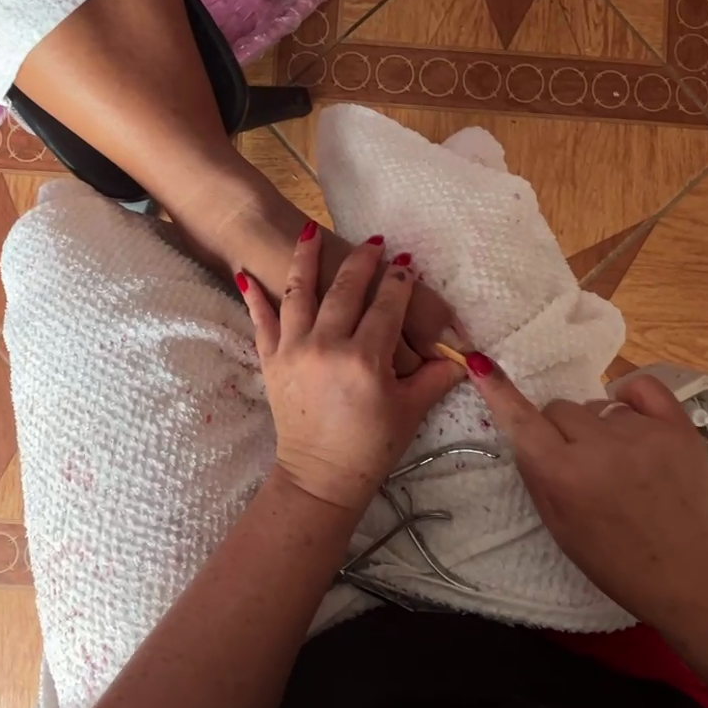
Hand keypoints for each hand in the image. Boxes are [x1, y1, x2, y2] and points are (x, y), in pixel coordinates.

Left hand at [238, 222, 465, 511]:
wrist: (320, 477)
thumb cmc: (371, 447)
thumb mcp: (410, 411)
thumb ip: (435, 377)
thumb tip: (463, 356)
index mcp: (365, 358)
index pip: (387, 306)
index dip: (400, 282)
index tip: (407, 263)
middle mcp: (327, 345)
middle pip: (345, 289)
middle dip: (362, 261)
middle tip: (374, 242)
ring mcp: (294, 350)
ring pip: (299, 292)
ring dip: (305, 258)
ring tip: (308, 231)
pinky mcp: (271, 360)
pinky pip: (261, 321)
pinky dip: (253, 297)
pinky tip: (245, 272)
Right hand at [469, 357, 707, 621]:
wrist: (687, 575)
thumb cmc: (610, 556)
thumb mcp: (556, 520)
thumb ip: (536, 468)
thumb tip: (519, 420)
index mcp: (563, 475)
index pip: (521, 419)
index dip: (499, 391)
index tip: (480, 363)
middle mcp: (599, 448)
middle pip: (559, 408)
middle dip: (563, 430)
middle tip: (582, 462)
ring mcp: (642, 434)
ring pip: (596, 404)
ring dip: (599, 425)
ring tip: (621, 460)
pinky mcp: (678, 428)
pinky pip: (641, 387)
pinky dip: (632, 400)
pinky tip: (637, 424)